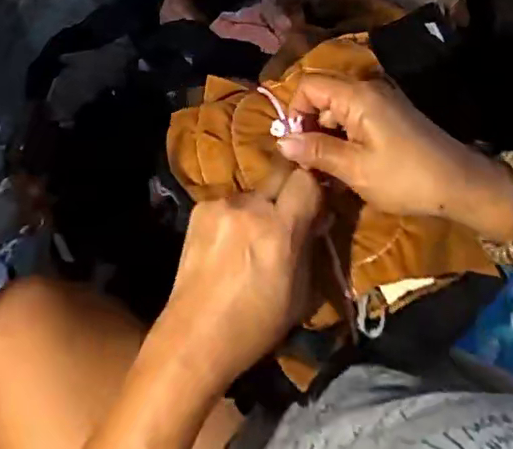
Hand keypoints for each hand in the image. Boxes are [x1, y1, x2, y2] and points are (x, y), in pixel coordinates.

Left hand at [150, 166, 323, 387]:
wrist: (194, 337)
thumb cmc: (255, 326)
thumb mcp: (300, 294)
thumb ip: (310, 248)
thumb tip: (318, 218)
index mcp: (280, 230)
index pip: (306, 180)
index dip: (312, 189)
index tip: (313, 204)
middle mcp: (251, 207)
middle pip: (279, 176)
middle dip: (286, 194)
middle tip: (283, 220)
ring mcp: (222, 204)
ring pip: (252, 194)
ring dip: (256, 210)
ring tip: (247, 241)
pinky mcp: (200, 207)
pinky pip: (228, 204)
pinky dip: (233, 218)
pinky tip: (225, 245)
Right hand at [277, 73, 512, 242]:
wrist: (460, 183)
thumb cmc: (405, 177)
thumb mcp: (355, 169)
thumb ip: (316, 152)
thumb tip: (281, 141)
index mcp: (357, 95)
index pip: (309, 85)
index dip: (294, 111)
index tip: (294, 145)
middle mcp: (367, 88)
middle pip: (322, 92)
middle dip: (309, 122)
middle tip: (307, 160)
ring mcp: (381, 99)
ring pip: (337, 105)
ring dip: (325, 131)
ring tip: (325, 166)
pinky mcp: (390, 113)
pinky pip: (354, 113)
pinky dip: (343, 133)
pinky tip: (345, 162)